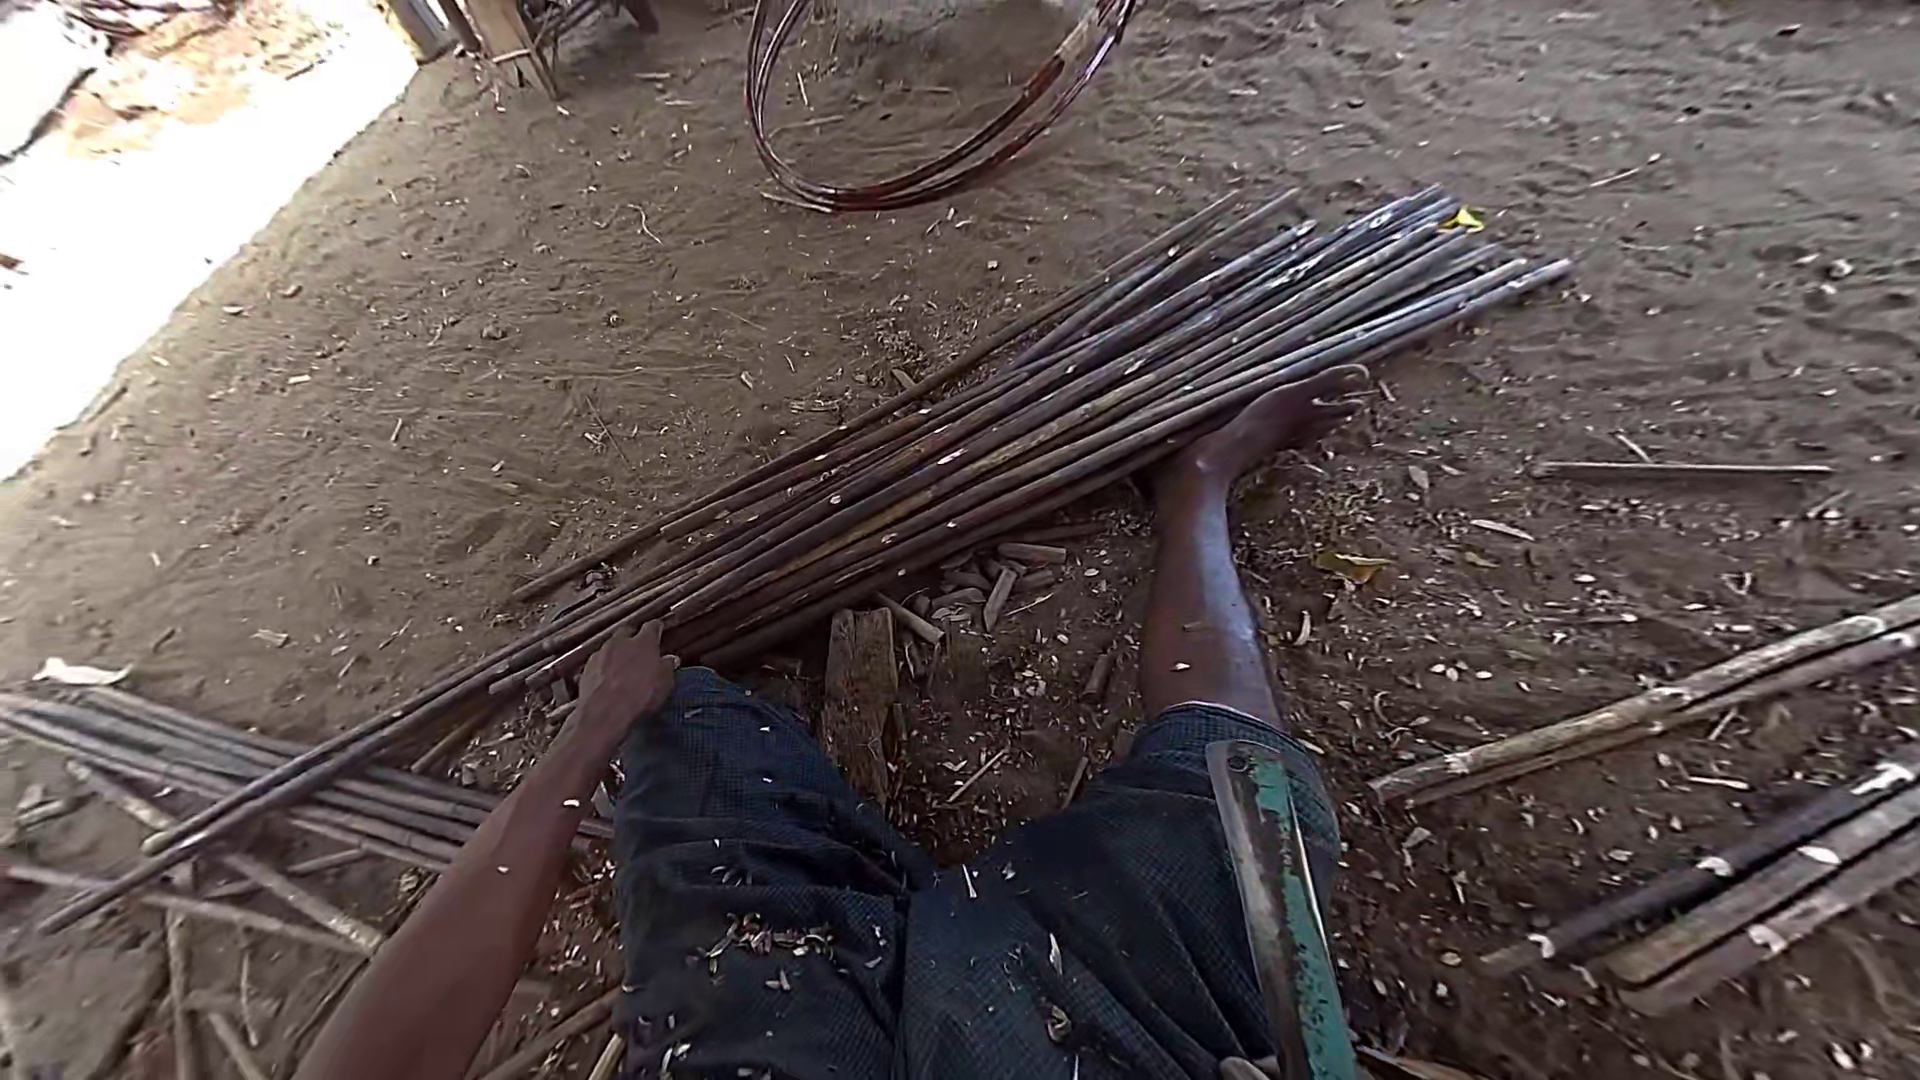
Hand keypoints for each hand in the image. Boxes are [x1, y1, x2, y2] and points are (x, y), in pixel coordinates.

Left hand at [576, 620, 678, 732]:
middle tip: (640, 650)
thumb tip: (670, 660)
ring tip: (623, 667)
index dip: (656, 628)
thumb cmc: (639, 695)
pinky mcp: (585, 669)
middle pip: (627, 632)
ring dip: (617, 653)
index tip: (659, 630)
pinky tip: (608, 679)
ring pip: (611, 647)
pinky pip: (598, 662)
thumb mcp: (664, 683)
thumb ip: (667, 668)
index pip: (652, 626)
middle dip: (633, 638)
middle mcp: (621, 643)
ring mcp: (600, 654)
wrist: (604, 712)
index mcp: (644, 642)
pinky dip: (604, 667)